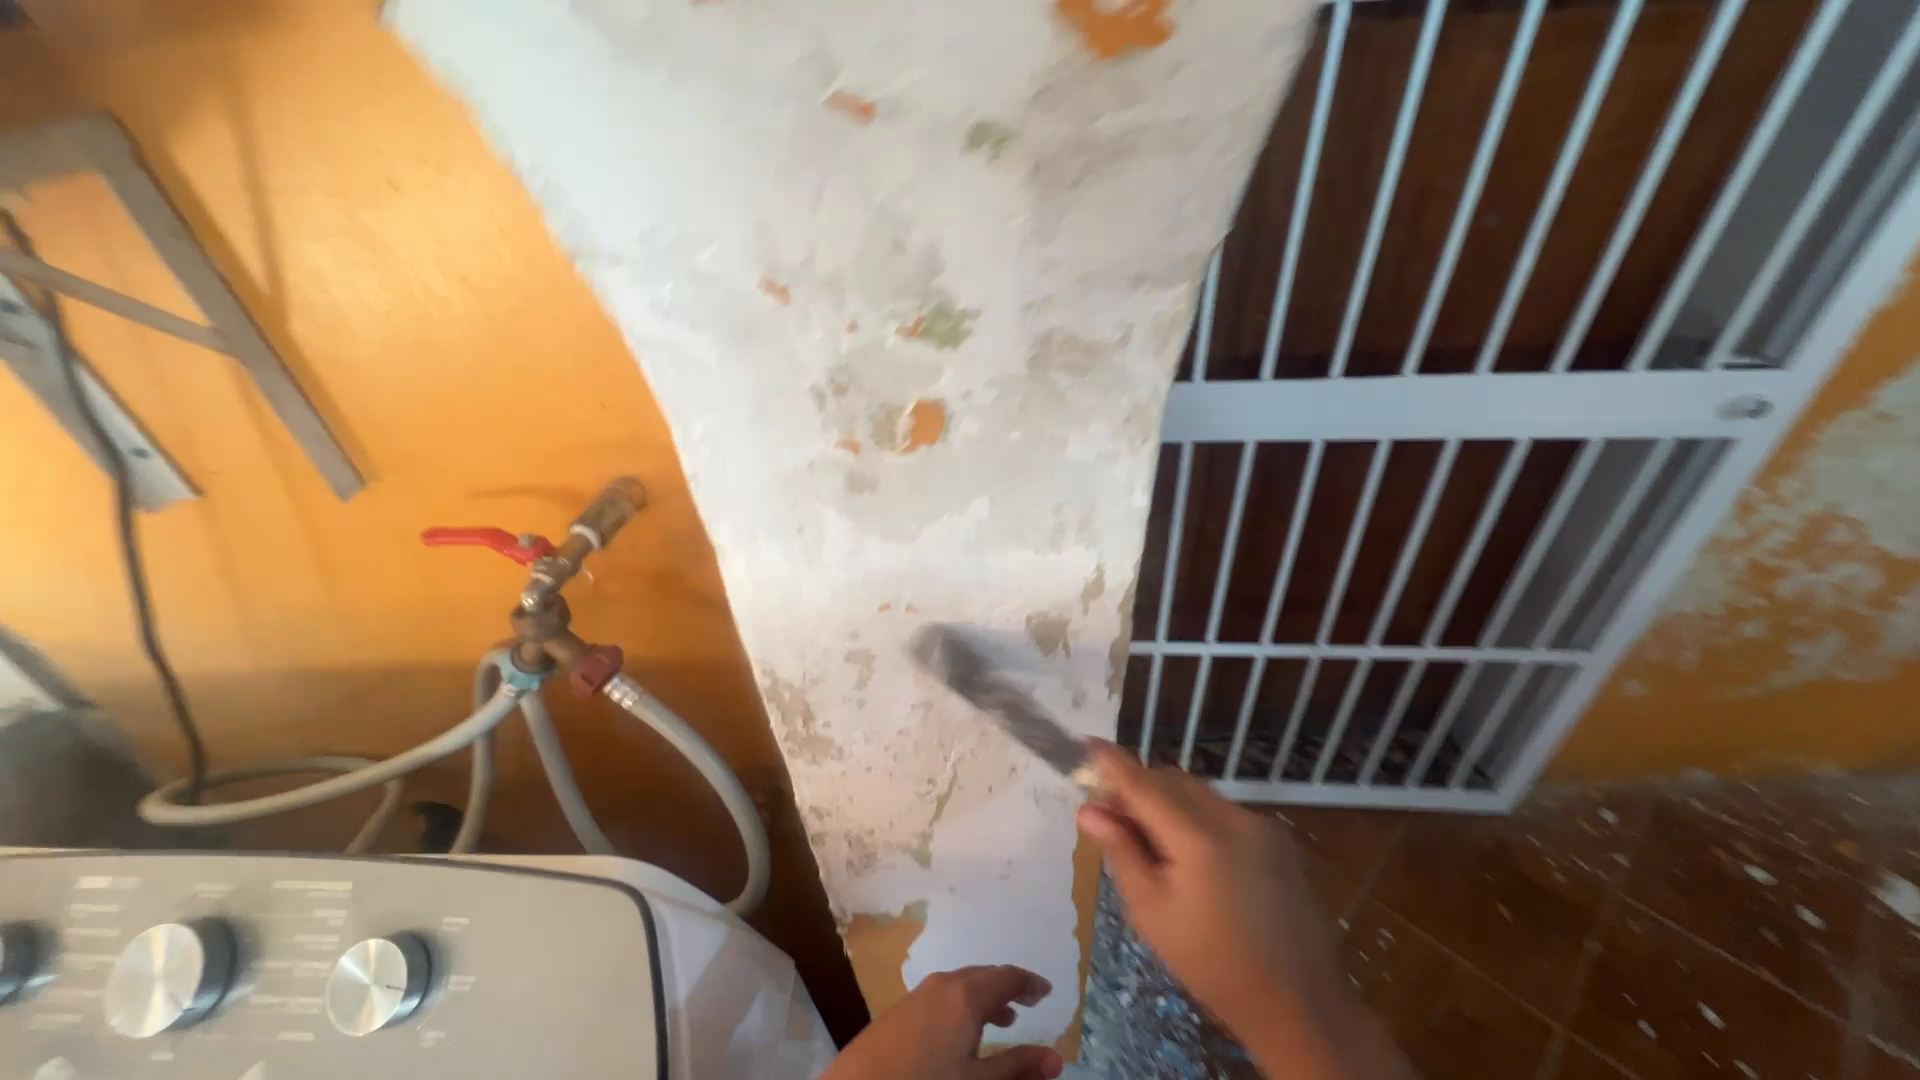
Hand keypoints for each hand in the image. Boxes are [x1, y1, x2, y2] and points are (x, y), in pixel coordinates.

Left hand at [821, 965, 1063, 1079]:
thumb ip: (1017, 1068)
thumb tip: (1056, 1059)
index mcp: (966, 995)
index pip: (1006, 976)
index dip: (1029, 983)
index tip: (1046, 992)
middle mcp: (943, 985)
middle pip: (983, 976)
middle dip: (1007, 988)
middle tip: (1027, 1004)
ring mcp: (917, 996)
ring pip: (960, 986)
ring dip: (984, 998)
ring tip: (1001, 1022)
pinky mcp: (899, 1012)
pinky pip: (942, 997)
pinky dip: (962, 1007)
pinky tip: (961, 1035)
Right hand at [1076, 741, 1404, 1077]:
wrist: (1297, 1001)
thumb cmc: (1210, 962)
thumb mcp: (1151, 912)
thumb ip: (1121, 852)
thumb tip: (1089, 811)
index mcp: (1198, 837)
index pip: (1144, 784)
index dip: (1113, 764)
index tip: (1088, 745)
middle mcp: (1232, 818)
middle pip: (1173, 781)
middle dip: (1139, 789)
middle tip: (1113, 820)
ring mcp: (1260, 826)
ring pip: (1199, 793)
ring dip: (1168, 802)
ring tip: (1151, 843)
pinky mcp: (1278, 840)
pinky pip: (1224, 812)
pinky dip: (1197, 818)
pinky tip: (1192, 857)